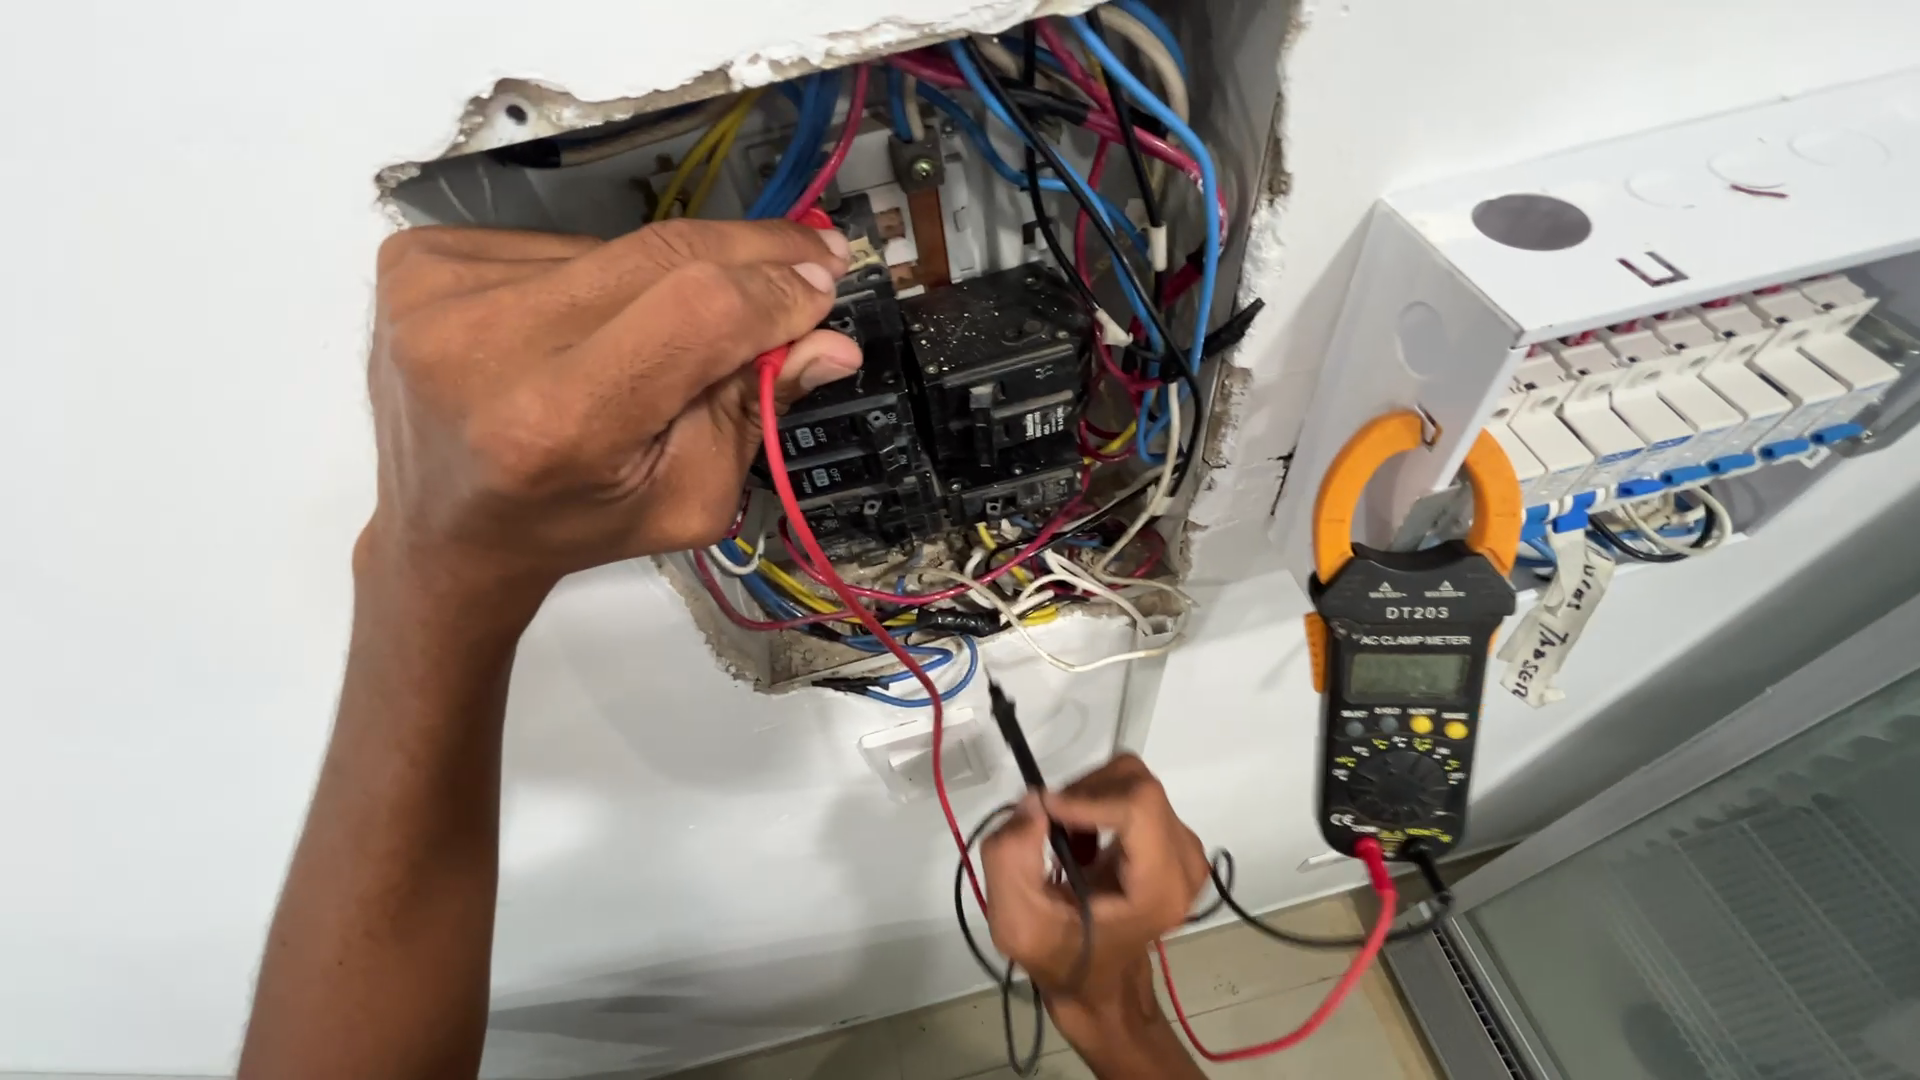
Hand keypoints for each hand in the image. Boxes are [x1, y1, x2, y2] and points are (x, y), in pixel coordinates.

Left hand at [361, 219, 863, 602]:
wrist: (451, 527)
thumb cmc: (582, 525)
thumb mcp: (692, 497)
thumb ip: (758, 413)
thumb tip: (833, 343)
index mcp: (561, 423)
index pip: (697, 312)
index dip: (773, 292)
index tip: (824, 288)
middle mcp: (489, 339)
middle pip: (664, 254)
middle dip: (756, 252)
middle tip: (816, 254)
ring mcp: (444, 286)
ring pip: (621, 248)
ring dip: (680, 277)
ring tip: (677, 331)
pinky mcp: (420, 256)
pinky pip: (567, 247)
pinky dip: (614, 280)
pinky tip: (603, 326)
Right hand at [980, 756, 1208, 1032]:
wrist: (1098, 984)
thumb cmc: (1061, 958)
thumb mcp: (1016, 923)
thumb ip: (1010, 858)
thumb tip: (1034, 802)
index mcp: (1159, 889)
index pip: (1139, 806)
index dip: (1087, 797)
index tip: (1047, 811)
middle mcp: (1183, 863)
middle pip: (1138, 786)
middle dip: (1084, 795)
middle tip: (1052, 827)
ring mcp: (1183, 849)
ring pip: (1134, 782)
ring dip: (1089, 799)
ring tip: (1067, 842)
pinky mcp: (1174, 839)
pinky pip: (1133, 791)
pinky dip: (1099, 803)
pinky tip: (1084, 843)